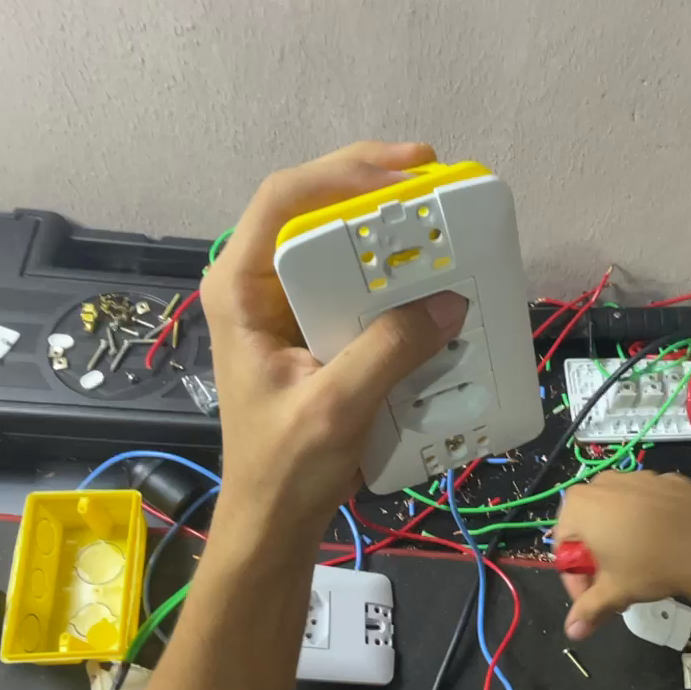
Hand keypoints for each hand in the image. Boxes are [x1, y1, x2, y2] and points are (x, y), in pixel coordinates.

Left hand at [202, 141, 470, 536]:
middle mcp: (259, 287)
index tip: (411, 172)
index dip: (347, 173)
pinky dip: (393, 279)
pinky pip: (355, 289)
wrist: (277, 517)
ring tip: (441, 225)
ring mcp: (287, 310)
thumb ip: (388, 352)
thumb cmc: (287, 467)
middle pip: (314, 212)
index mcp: (241, 290)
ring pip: (337, 247)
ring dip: (389, 234)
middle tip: (437, 187)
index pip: (285, 201)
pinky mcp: (315, 335)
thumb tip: (449, 303)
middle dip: (376, 193)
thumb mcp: (336, 408)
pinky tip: (429, 280)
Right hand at [553, 471, 690, 639]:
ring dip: (619, 536)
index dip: (575, 578)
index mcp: (580, 505)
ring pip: (617, 510)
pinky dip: (647, 520)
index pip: (563, 546)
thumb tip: (572, 632)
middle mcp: (602, 482)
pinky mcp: (667, 479)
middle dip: (596, 555)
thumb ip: (588, 609)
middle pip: (587, 524)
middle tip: (614, 581)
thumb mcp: (615, 591)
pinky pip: (647, 502)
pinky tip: (663, 542)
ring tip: (639, 563)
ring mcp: (638, 476)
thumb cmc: (651, 566)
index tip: (591, 598)